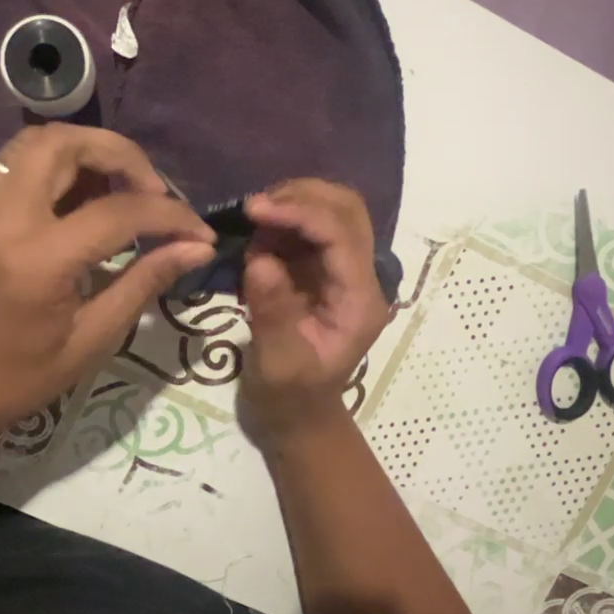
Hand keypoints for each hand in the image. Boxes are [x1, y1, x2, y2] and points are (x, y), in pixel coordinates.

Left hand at [0, 125, 215, 437]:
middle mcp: (2, 218)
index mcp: (37, 260)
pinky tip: (79, 199)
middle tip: (151, 191)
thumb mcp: (93, 338)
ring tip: (117, 189)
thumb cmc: (22, 376)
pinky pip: (17, 162)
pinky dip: (57, 164)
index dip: (169, 214)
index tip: (198, 231)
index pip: (117, 211)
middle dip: (122, 155)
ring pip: (37, 141)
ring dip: (86, 151)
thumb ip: (145, 281)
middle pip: (67, 144)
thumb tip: (198, 247)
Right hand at [239, 179, 391, 447]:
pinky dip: (282, 221)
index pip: (341, 235)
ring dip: (292, 205)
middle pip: (346, 210)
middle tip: (254, 208)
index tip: (255, 208)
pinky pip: (308, 228)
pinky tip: (258, 241)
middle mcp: (359, 277)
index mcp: (358, 300)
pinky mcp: (320, 270)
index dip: (301, 212)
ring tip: (254, 228)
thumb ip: (273, 312)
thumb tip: (261, 260)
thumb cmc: (290, 397)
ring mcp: (341, 271)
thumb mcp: (278, 364)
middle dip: (301, 197)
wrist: (297, 417)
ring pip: (331, 210)